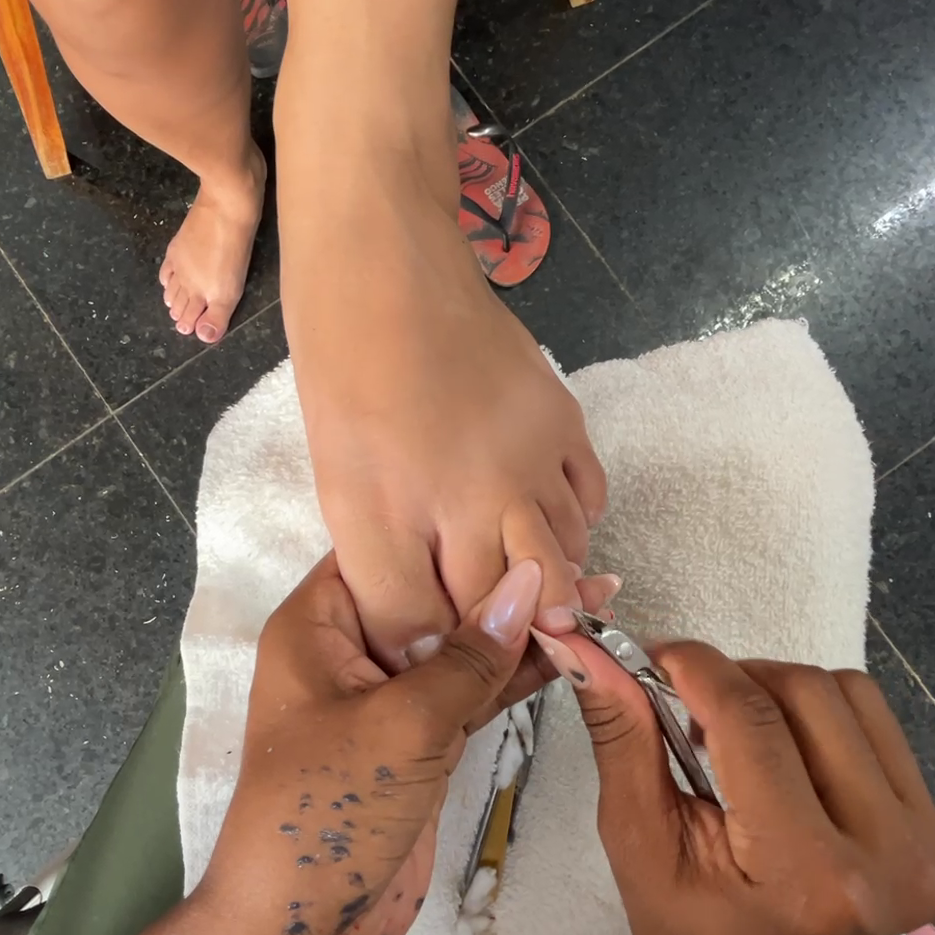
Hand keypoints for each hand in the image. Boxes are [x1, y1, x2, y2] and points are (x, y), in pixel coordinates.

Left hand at [192, 553, 593, 934]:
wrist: (308, 925)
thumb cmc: (327, 807)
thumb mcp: (400, 722)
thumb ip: (468, 655)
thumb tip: (529, 583)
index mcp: (320, 623)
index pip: (389, 552)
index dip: (455, 533)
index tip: (524, 519)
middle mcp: (353, 648)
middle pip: (434, 600)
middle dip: (503, 586)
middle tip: (583, 565)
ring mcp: (390, 693)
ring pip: (460, 648)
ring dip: (519, 632)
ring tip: (595, 599)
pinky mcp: (421, 734)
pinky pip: (470, 691)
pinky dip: (513, 675)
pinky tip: (566, 650)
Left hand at [281, 168, 606, 669]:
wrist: (386, 271)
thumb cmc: (346, 385)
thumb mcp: (344, 495)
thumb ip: (387, 581)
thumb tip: (424, 650)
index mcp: (429, 520)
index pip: (466, 626)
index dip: (462, 653)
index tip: (456, 662)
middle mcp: (501, 494)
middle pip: (533, 598)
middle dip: (515, 629)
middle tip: (500, 638)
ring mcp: (542, 451)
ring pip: (567, 553)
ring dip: (547, 583)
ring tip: (525, 587)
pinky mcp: (566, 416)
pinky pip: (591, 499)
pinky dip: (575, 528)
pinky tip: (547, 525)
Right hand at [535, 637, 934, 934]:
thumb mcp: (635, 842)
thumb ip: (620, 739)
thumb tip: (587, 650)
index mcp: (806, 872)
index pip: (750, 720)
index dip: (691, 665)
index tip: (646, 655)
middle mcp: (890, 855)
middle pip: (803, 692)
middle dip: (729, 679)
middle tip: (684, 707)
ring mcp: (927, 843)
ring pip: (843, 692)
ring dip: (772, 691)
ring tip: (732, 733)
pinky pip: (873, 716)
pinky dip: (815, 710)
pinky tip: (781, 748)